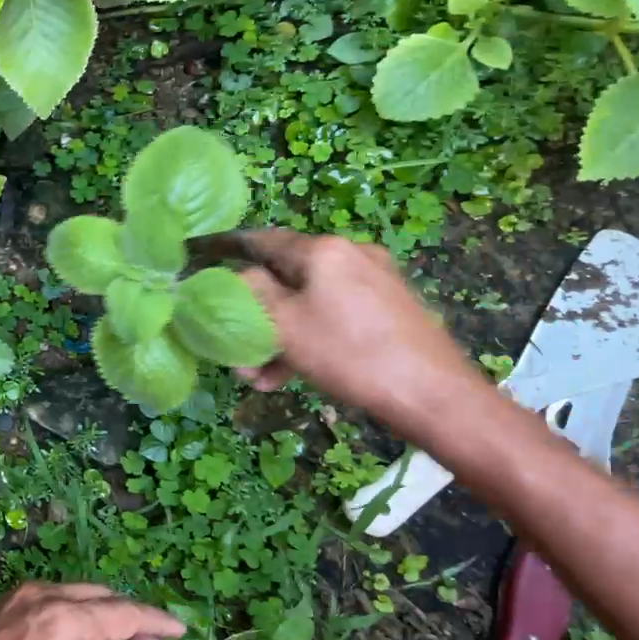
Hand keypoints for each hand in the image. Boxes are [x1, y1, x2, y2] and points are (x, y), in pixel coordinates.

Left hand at [0, 582, 183, 639]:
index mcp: (65, 617)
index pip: (121, 612)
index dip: (154, 621)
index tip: (179, 629)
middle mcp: (40, 595)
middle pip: (96, 596)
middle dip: (128, 614)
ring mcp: (15, 598)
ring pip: (70, 595)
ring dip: (99, 612)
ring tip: (124, 638)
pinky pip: (47, 601)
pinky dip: (73, 613)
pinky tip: (81, 635)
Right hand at [233, 230, 486, 426]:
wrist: (437, 399)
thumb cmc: (349, 353)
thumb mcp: (282, 323)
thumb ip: (247, 291)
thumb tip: (235, 278)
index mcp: (323, 250)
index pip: (259, 241)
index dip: (225, 254)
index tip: (201, 273)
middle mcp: (352, 255)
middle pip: (284, 278)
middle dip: (255, 313)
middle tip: (235, 346)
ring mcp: (376, 282)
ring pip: (308, 302)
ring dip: (279, 334)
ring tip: (260, 375)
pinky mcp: (391, 309)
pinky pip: (334, 315)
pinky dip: (309, 338)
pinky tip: (291, 375)